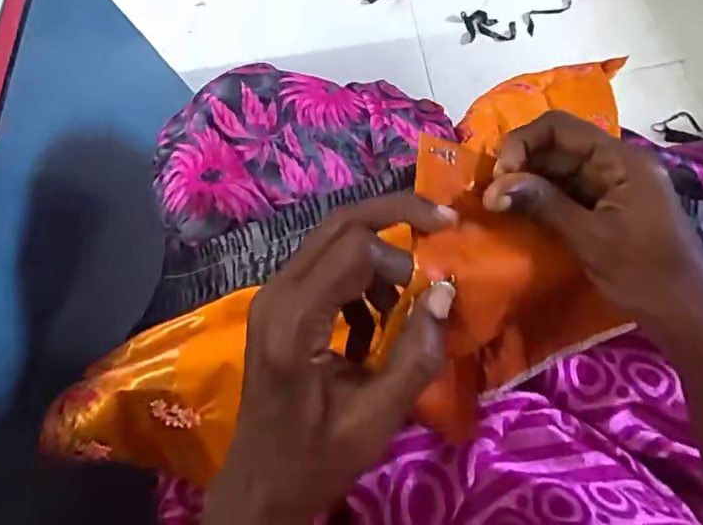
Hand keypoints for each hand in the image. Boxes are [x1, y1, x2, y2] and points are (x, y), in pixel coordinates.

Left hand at [203, 194, 458, 523]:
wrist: (258, 488)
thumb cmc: (314, 460)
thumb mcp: (374, 421)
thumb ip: (414, 357)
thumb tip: (444, 293)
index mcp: (295, 319)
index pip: (352, 247)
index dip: (400, 254)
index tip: (436, 281)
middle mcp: (279, 290)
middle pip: (340, 222)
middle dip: (395, 214)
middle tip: (443, 221)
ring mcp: (275, 291)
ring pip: (334, 237)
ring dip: (378, 253)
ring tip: (407, 300)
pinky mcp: (280, 299)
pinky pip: (327, 262)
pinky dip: (360, 276)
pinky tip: (374, 324)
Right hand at [483, 111, 702, 323]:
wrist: (693, 321)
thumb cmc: (646, 276)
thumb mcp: (590, 239)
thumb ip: (543, 204)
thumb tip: (494, 185)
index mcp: (620, 159)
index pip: (560, 127)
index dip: (523, 142)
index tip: (500, 173)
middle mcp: (617, 162)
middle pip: (558, 144)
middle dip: (522, 162)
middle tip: (493, 192)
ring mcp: (615, 183)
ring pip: (561, 167)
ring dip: (529, 179)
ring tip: (501, 201)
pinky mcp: (611, 204)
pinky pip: (570, 188)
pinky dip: (545, 195)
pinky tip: (523, 209)